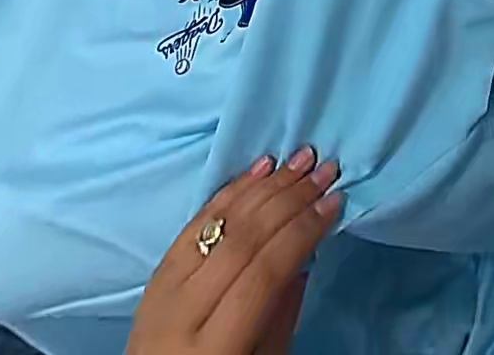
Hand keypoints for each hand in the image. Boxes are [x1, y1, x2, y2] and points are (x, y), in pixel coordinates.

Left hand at [128, 147, 343, 354]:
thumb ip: (283, 314)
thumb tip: (306, 251)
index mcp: (213, 349)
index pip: (263, 273)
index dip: (302, 232)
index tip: (335, 201)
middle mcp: (183, 311)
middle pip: (244, 238)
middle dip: (291, 198)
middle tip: (325, 169)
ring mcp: (165, 285)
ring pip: (222, 220)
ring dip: (268, 184)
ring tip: (301, 158)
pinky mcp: (158, 268)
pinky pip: (199, 217)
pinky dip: (233, 188)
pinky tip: (261, 167)